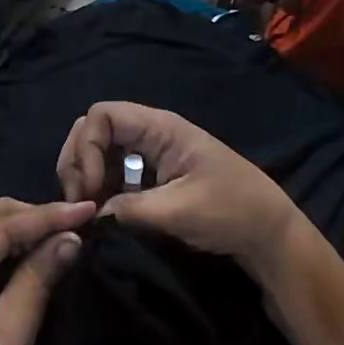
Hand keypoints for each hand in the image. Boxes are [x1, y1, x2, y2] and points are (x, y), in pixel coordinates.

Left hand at [0, 198, 95, 344]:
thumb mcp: (7, 340)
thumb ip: (38, 279)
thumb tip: (73, 234)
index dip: (47, 215)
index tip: (91, 208)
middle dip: (39, 217)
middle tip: (84, 221)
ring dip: (33, 231)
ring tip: (73, 232)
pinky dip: (23, 251)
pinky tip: (49, 252)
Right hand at [56, 101, 303, 275]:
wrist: (265, 229)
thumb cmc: (229, 210)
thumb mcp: (178, 210)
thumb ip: (129, 208)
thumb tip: (89, 214)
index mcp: (162, 128)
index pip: (103, 114)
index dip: (86, 147)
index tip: (90, 189)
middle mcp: (152, 133)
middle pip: (95, 129)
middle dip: (78, 160)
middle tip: (80, 202)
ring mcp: (152, 155)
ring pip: (101, 152)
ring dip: (86, 177)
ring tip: (88, 211)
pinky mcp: (153, 177)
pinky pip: (114, 172)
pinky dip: (100, 189)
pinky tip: (101, 214)